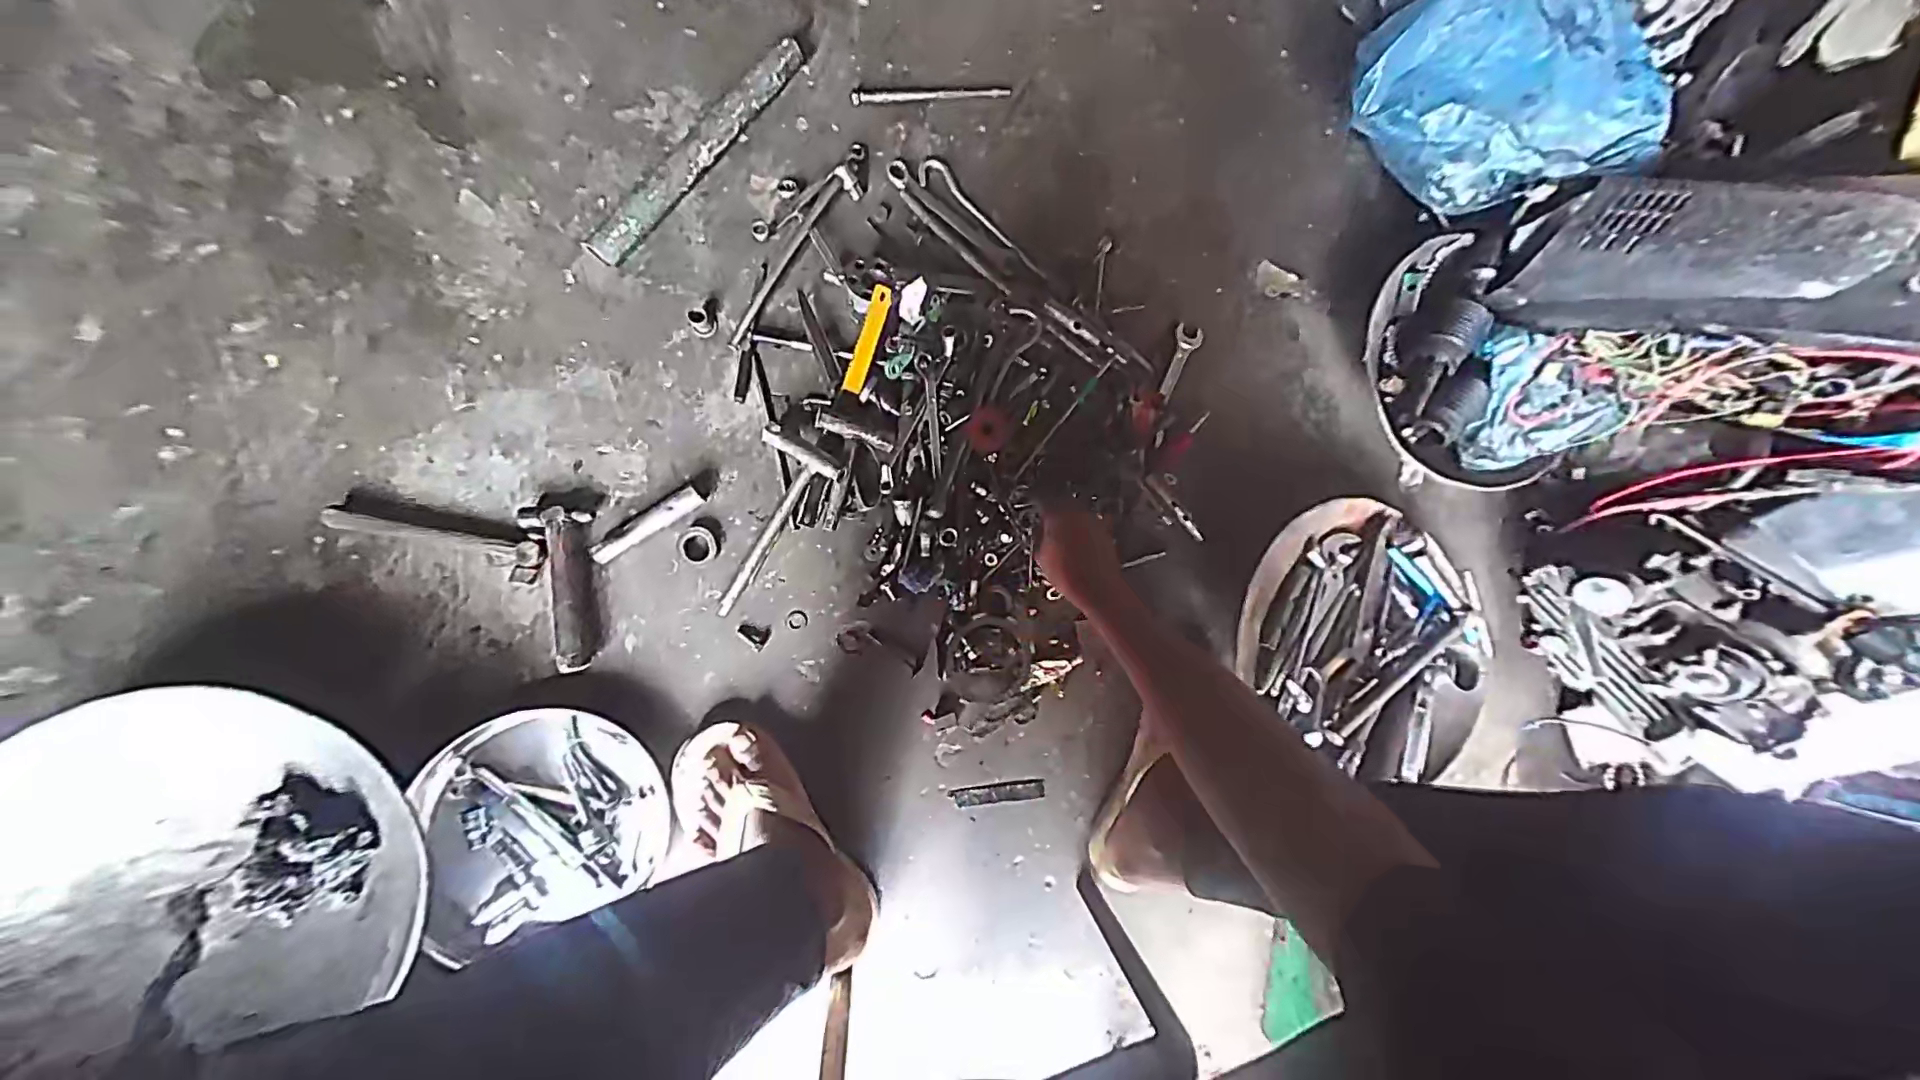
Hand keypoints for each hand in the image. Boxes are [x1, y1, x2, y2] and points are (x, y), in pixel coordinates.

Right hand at [1037, 506, 1126, 613]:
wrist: (1097, 588)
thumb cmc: (1071, 575)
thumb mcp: (1041, 557)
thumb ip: (1039, 540)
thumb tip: (1040, 537)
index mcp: (1058, 515)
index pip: (1044, 505)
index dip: (1039, 514)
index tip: (1037, 521)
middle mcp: (1079, 513)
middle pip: (1063, 508)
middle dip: (1056, 519)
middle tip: (1049, 533)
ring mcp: (1095, 522)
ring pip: (1079, 518)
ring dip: (1071, 526)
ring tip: (1064, 545)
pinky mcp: (1106, 534)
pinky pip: (1091, 529)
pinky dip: (1085, 535)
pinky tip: (1080, 550)